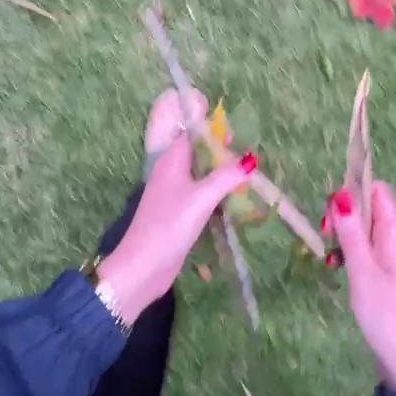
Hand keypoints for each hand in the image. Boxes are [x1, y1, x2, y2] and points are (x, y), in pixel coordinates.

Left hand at [95, 135, 254, 314]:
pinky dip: (217, 194)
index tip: (241, 132)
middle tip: (252, 156)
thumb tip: (251, 158)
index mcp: (172, 159)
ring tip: (250, 176)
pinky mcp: (179, 213)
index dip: (215, 129)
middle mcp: (172, 171)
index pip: (194, 133)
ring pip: (201, 176)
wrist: (144, 266)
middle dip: (222, 153)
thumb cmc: (170, 224)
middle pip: (199, 153)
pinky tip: (235, 201)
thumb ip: (226, 177)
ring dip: (221, 175)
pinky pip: (201, 195)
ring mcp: (174, 193)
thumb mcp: (201, 197)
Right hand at [333, 181, 395, 393]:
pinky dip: (352, 252)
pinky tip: (339, 268)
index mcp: (395, 232)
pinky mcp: (389, 273)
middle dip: (344, 214)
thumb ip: (351, 232)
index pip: (377, 189)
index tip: (333, 210)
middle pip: (369, 206)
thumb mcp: (362, 270)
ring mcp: (394, 256)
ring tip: (331, 256)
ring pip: (365, 228)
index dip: (353, 190)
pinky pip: (368, 248)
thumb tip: (341, 192)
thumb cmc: (386, 313)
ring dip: (345, 235)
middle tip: (326, 233)